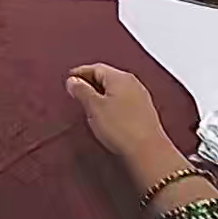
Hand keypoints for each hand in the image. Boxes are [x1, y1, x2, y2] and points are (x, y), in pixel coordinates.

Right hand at [66, 64, 182, 183]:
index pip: (96, 68)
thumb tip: (73, 81)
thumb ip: (82, 91)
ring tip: (88, 103)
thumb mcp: (94, 107)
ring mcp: (140, 97)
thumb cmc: (122, 128)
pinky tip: (106, 114)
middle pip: (107, 76)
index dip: (81, 73)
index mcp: (120, 78)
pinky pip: (123, 100)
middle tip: (76, 90)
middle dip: (90, 82)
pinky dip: (111, 102)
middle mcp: (132, 83)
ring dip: (101, 93)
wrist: (147, 151)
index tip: (70, 78)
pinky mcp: (143, 111)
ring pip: (115, 89)